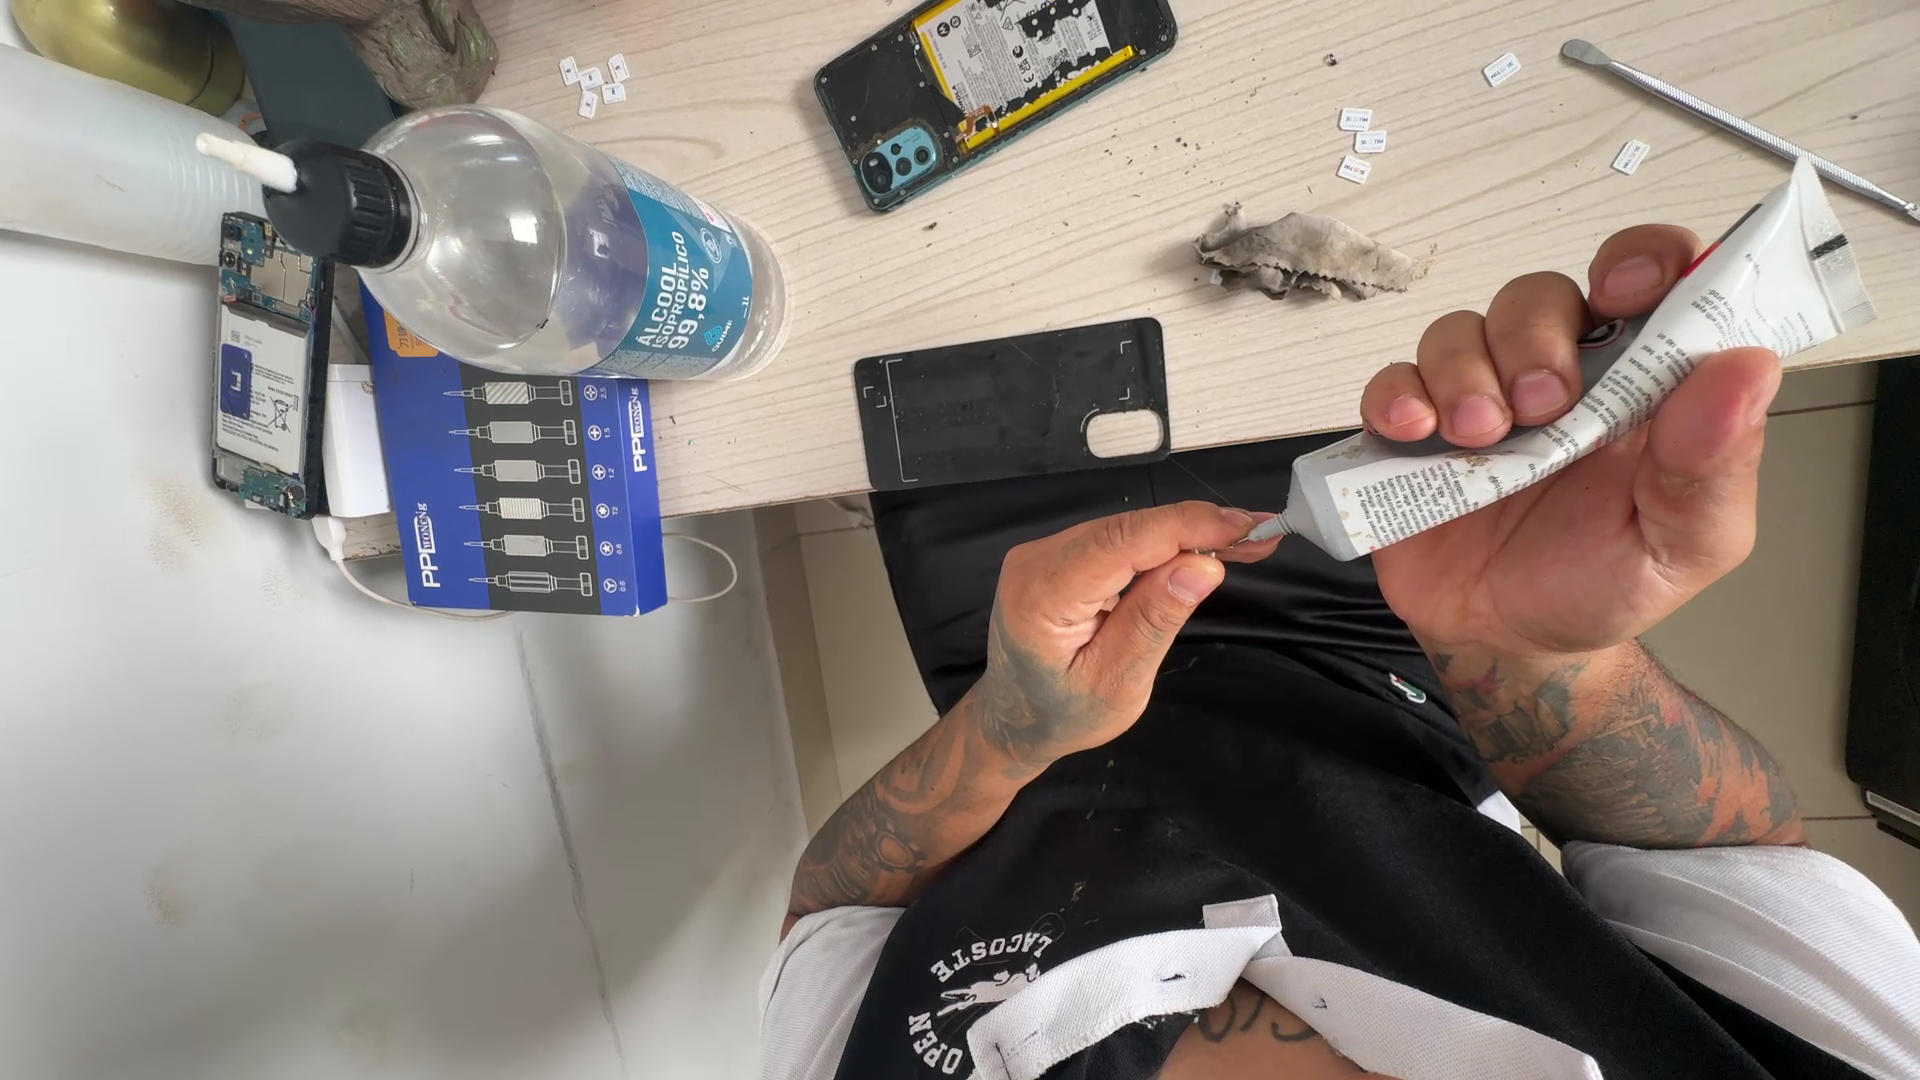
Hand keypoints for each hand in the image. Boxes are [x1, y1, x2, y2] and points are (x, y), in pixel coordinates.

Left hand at [971, 501, 1273, 767]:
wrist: (1013, 718)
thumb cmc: (1061, 714)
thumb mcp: (1116, 684)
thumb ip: (1154, 622)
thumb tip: (1202, 565)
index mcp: (1040, 596)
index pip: (1120, 542)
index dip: (1187, 527)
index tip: (1246, 525)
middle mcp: (1034, 561)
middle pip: (1125, 530)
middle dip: (1195, 530)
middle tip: (1261, 538)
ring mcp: (1041, 554)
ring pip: (1124, 530)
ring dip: (1182, 537)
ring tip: (1242, 547)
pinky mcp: (1056, 556)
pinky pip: (1114, 541)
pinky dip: (1158, 546)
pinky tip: (1196, 553)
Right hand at [1358, 226, 1781, 658]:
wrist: (1497, 637)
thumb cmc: (1595, 588)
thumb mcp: (1683, 545)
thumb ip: (1713, 466)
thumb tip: (1742, 367)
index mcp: (1631, 390)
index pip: (1645, 284)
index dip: (1639, 261)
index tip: (1627, 290)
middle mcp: (1548, 382)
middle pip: (1533, 297)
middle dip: (1531, 339)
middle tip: (1537, 410)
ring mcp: (1468, 406)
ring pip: (1453, 332)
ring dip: (1460, 371)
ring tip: (1475, 437)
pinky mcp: (1403, 438)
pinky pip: (1387, 385)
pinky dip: (1393, 396)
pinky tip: (1410, 431)